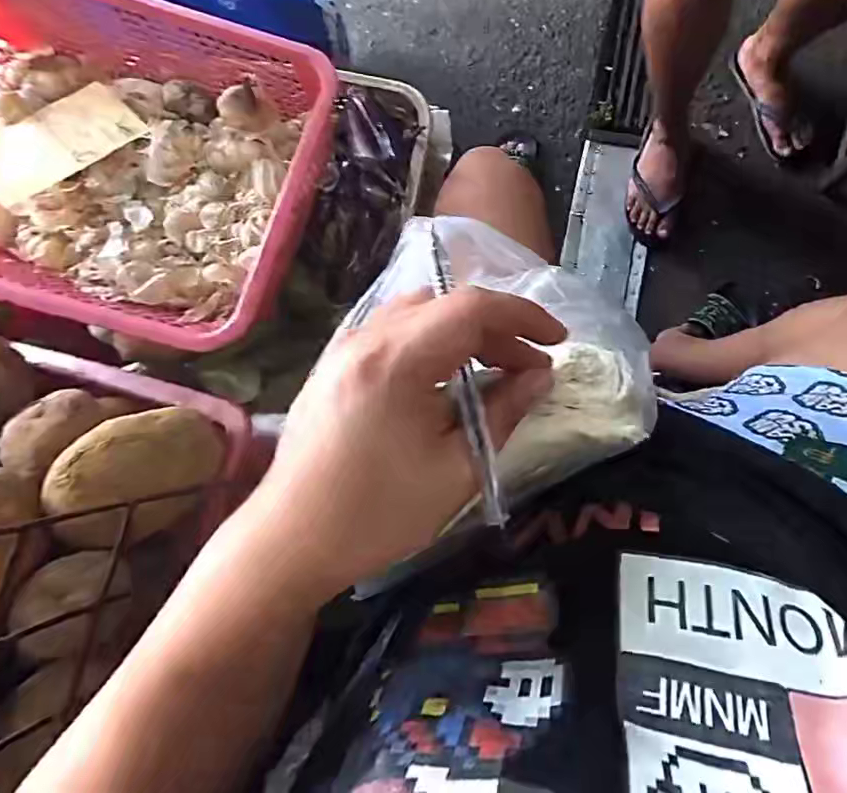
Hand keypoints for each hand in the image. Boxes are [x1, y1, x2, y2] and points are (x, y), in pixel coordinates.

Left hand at [245, 288, 565, 597]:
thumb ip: (503, 411)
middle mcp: (368, 338)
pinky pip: (396, 329)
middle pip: (448, 304)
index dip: (524, 316)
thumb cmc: (377, 514)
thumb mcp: (457, 469)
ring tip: (495, 369)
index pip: (473, 308)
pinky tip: (448, 375)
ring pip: (421, 311)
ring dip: (466, 331)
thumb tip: (540, 376)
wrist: (288, 543)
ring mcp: (346, 347)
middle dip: (499, 328)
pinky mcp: (337, 363)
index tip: (558, 340)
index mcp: (398, 360)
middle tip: (531, 367)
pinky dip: (434, 339)